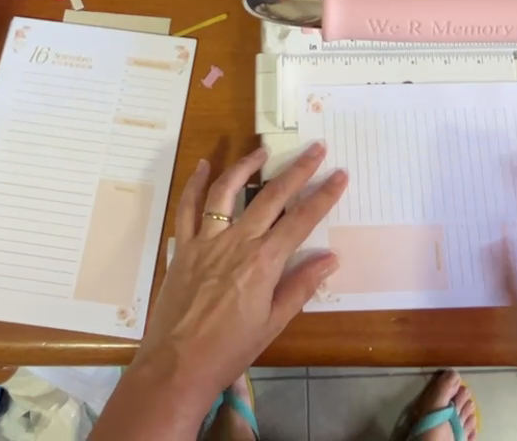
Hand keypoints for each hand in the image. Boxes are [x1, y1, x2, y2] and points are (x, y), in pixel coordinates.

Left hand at [95, 143, 347, 438]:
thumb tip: (331, 258)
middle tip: (315, 148)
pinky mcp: (183, 246)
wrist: (177, 367)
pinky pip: (188, 208)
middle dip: (298, 169)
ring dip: (246, 165)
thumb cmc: (230, 350)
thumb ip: (301, 286)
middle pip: (272, 196)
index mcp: (264, 262)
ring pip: (227, 191)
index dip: (324, 195)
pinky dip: (195, 184)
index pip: (302, 220)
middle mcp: (237, 241)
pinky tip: (203, 165)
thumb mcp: (273, 323)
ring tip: (262, 149)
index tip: (340, 174)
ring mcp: (207, 240)